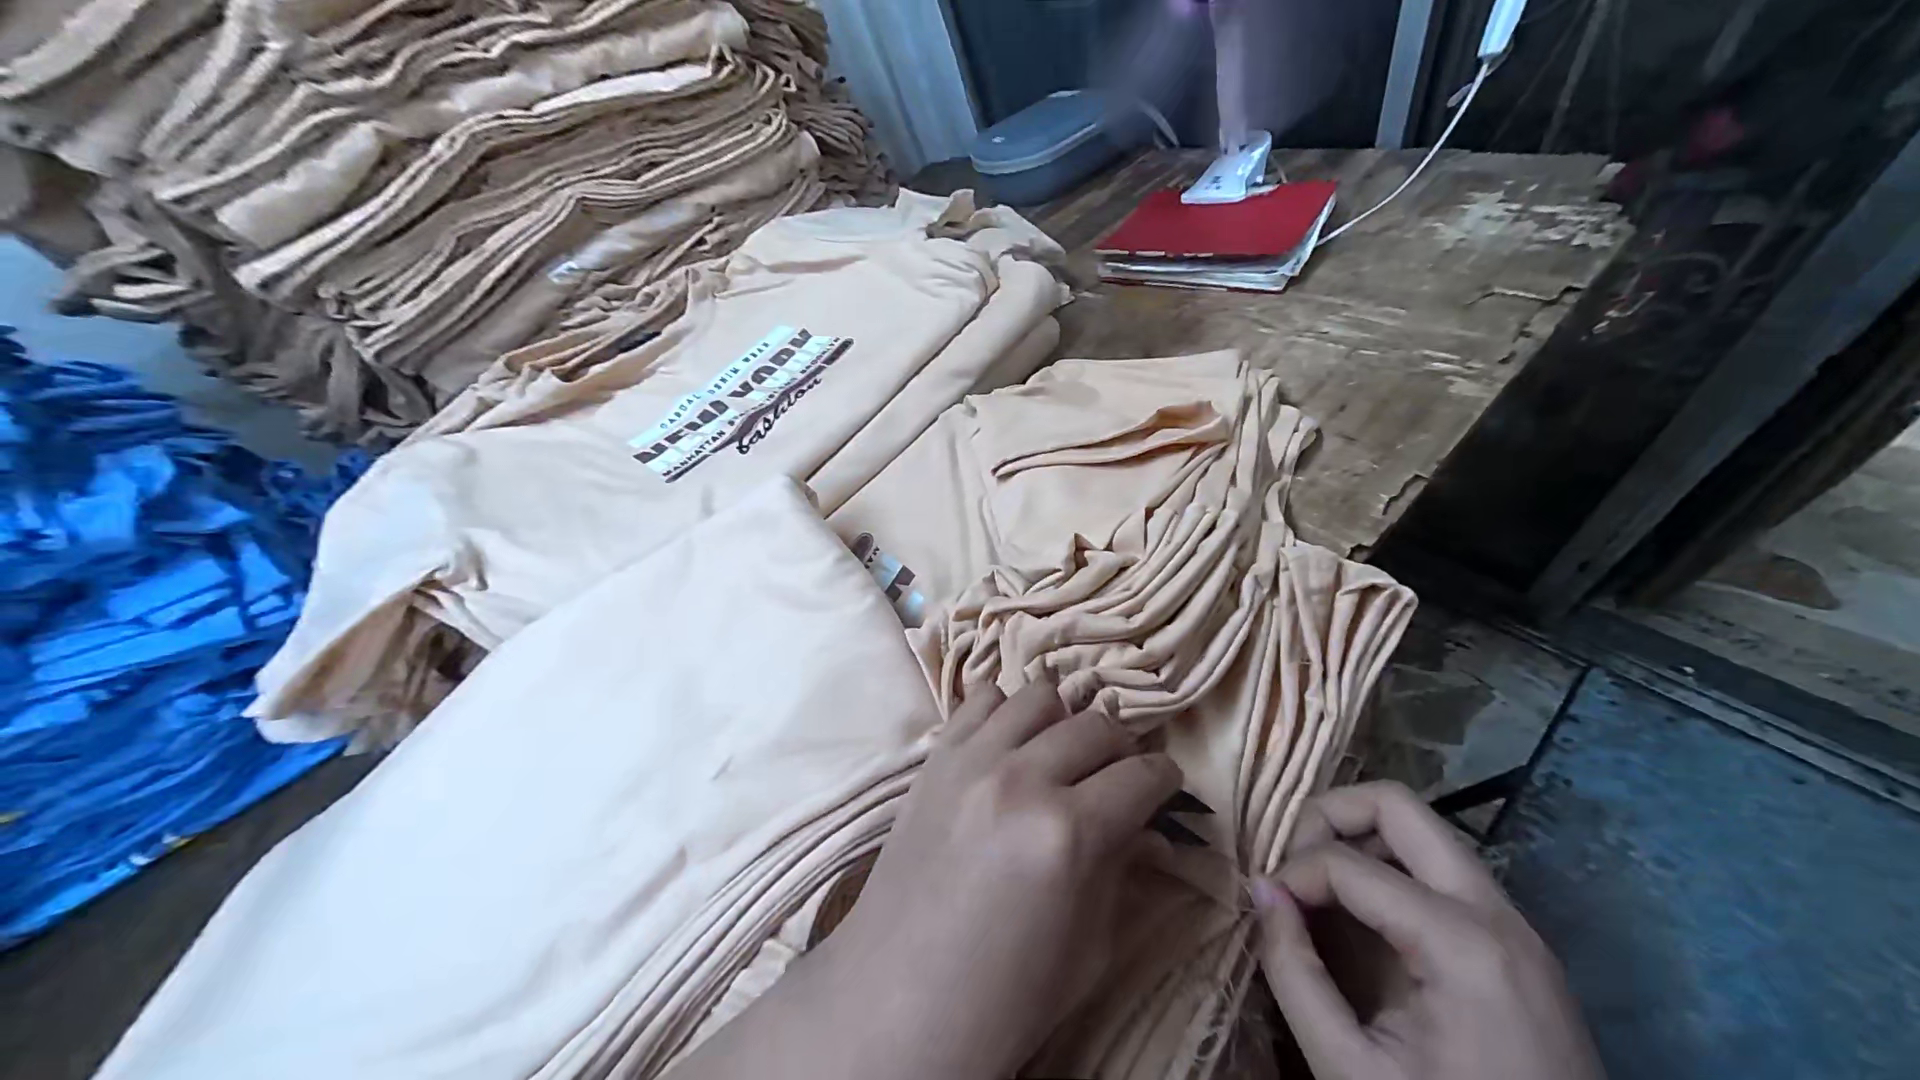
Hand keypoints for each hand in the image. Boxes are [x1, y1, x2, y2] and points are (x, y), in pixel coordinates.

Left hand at [667, 678, 1181, 1079]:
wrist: (899, 999)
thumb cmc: (1005, 994)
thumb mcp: (1089, 947)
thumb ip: (1124, 870)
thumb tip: (1153, 828)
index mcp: (1068, 833)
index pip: (1141, 775)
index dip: (1165, 778)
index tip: (1166, 785)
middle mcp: (1020, 778)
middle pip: (1096, 725)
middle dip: (1122, 748)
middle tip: (1119, 775)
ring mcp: (970, 760)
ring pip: (1039, 696)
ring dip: (1064, 721)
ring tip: (1062, 754)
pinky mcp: (934, 758)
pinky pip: (980, 699)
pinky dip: (1006, 710)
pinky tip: (1011, 742)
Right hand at [1250, 781, 1603, 1079]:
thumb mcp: (1350, 1069)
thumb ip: (1295, 973)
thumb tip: (1261, 891)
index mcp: (1462, 943)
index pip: (1345, 861)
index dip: (1289, 875)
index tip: (1265, 910)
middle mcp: (1497, 912)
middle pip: (1395, 804)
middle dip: (1325, 816)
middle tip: (1290, 862)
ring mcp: (1514, 923)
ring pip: (1419, 828)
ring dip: (1356, 838)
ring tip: (1317, 886)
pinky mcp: (1515, 942)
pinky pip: (1438, 869)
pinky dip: (1386, 867)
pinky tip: (1358, 913)